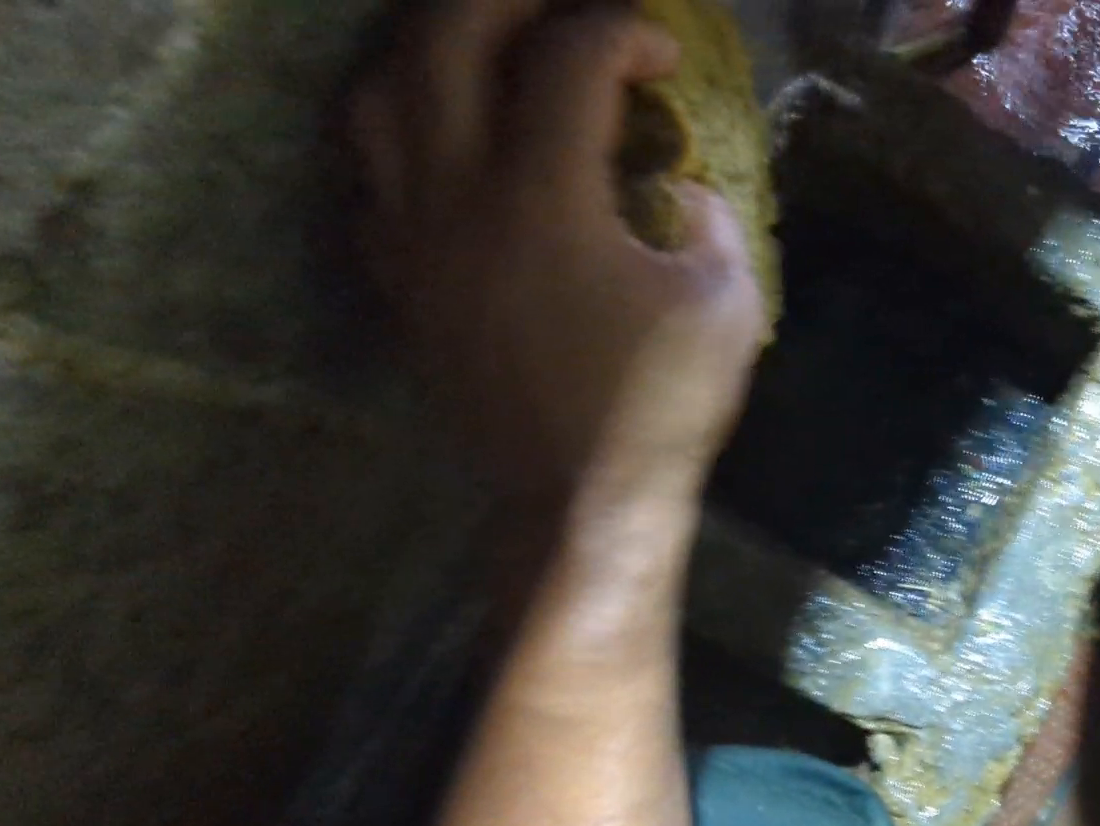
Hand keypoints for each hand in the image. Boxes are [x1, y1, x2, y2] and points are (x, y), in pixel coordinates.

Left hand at [350, 2, 764, 501]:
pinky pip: (372, 180)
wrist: (582, 502)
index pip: (570, 59)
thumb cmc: (662, 410)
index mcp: (546, 198)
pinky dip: (405, 139)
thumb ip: (712, 223)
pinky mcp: (402, 287)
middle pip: (447, 37)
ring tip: (490, 54)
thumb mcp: (727, 309)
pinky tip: (449, 150)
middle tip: (567, 9)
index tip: (664, 55)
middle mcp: (458, 197)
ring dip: (436, 49)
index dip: (624, 33)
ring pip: (381, 96)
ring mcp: (414, 242)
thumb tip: (682, 188)